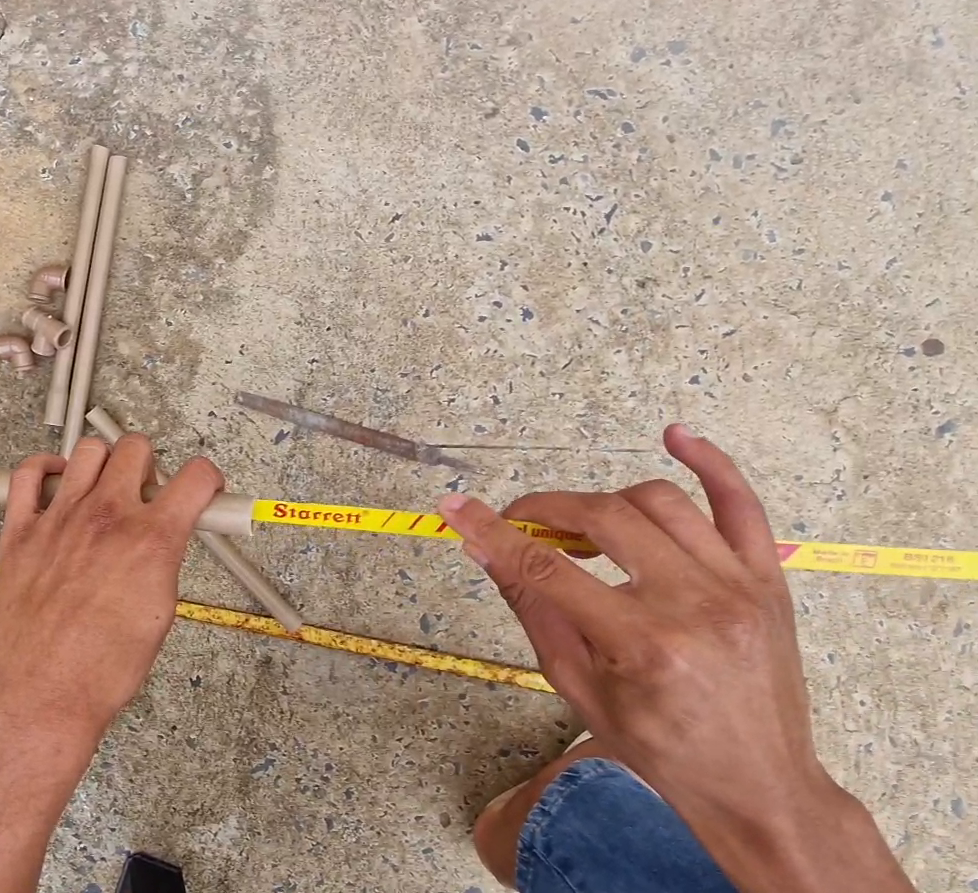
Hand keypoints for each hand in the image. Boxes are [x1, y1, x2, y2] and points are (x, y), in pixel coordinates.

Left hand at [0, 435, 224, 741]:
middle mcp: (105, 517)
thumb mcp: (161, 611)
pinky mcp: (21, 529)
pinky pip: (27, 474)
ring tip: (103, 487)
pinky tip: (57, 481)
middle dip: (149, 464)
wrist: (47, 690)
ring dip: (103, 462)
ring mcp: (59, 517)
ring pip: (87, 449)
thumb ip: (164, 558)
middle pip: (136, 448)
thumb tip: (167, 534)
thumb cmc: (104, 667)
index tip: (201, 486)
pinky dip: (44, 468)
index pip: (194, 477)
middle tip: (145, 492)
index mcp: (150, 539)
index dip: (205, 479)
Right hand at [442, 424, 912, 892]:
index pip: (546, 567)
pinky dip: (711, 464)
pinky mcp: (768, 580)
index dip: (491, 531)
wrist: (761, 785)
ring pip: (656, 502)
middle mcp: (698, 603)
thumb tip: (484, 548)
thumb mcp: (575, 684)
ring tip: (577, 526)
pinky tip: (674, 434)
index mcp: (644, 643)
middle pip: (603, 518)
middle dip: (543, 511)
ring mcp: (741, 585)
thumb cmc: (657, 744)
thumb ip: (531, 607)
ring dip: (600, 503)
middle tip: (514, 522)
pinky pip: (742, 506)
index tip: (452, 506)